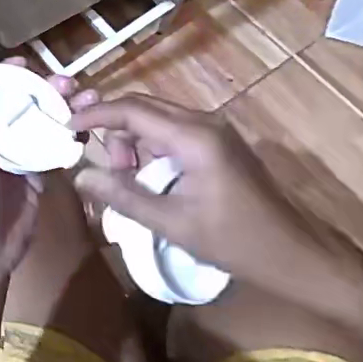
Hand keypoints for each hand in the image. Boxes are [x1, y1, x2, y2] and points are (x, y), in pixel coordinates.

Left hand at [0, 59, 85, 278]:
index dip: (10, 74)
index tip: (29, 62)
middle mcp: (2, 137)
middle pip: (27, 104)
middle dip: (49, 89)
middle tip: (71, 82)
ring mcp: (24, 154)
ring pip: (46, 122)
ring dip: (68, 107)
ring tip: (91, 96)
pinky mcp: (41, 173)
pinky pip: (57, 148)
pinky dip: (73, 136)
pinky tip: (90, 126)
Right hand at [70, 94, 319, 289]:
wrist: (296, 253)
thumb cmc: (236, 242)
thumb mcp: (174, 224)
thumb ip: (125, 196)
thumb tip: (81, 174)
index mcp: (193, 137)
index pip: (132, 110)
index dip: (96, 114)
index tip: (66, 125)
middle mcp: (204, 121)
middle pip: (144, 108)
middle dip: (115, 131)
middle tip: (105, 169)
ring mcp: (214, 129)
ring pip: (158, 119)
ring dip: (135, 141)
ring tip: (129, 181)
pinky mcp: (219, 142)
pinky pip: (174, 131)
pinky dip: (154, 148)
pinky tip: (152, 179)